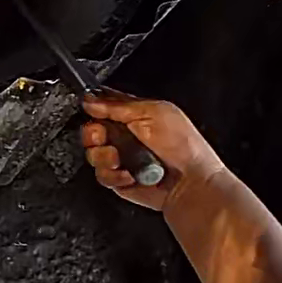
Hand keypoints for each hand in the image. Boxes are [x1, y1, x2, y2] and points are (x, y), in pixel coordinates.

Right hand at [80, 94, 227, 212]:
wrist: (190, 182)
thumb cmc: (183, 146)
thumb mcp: (152, 113)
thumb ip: (118, 106)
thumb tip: (91, 100)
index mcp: (134, 115)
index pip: (102, 106)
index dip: (94, 108)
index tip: (95, 113)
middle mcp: (125, 136)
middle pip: (91, 130)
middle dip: (94, 134)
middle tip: (105, 137)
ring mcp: (121, 158)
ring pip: (93, 154)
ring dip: (104, 157)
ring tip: (121, 159)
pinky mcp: (119, 179)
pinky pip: (101, 175)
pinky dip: (113, 176)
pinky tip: (129, 175)